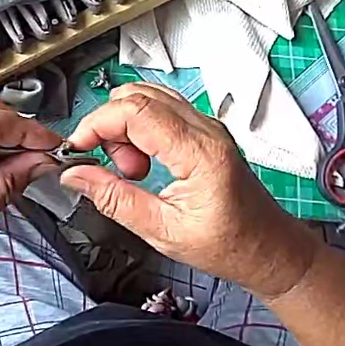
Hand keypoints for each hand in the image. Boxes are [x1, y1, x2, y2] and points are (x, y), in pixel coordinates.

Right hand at [61, 83, 330, 300]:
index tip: (79, 148)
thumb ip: (115, 199)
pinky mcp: (202, 131)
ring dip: (123, 127)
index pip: (135, 110)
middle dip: (108, 126)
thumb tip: (77, 176)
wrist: (268, 248)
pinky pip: (159, 111)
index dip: (97, 123)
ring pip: (146, 98)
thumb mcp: (162, 231)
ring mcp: (206, 126)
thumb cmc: (230, 245)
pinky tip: (143, 163)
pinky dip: (138, 130)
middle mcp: (205, 129)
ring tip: (130, 171)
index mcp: (200, 152)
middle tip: (106, 166)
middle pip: (137, 96)